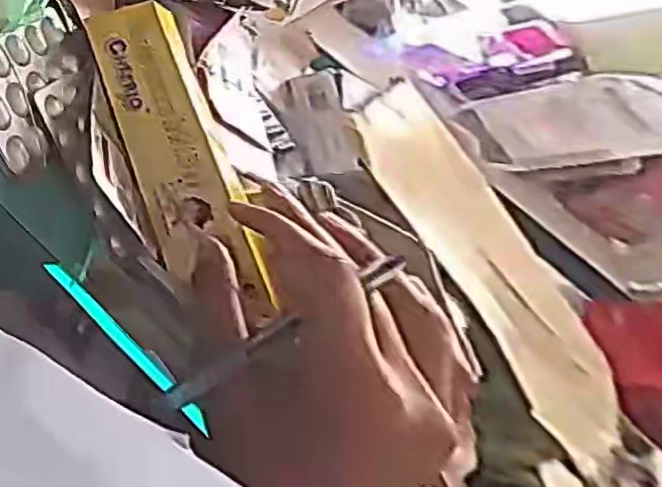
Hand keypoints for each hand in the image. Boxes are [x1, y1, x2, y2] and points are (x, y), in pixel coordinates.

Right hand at [187, 184, 477, 486]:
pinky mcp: (453, 433)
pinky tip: (393, 291)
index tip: (244, 210)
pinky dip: (415, 310)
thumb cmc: (272, 476)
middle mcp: (416, 393)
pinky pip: (450, 354)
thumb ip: (218, 305)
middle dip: (311, 230)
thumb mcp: (230, 386)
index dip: (281, 226)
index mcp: (358, 380)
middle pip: (369, 279)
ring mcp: (444, 415)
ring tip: (331, 229)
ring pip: (419, 308)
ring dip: (368, 259)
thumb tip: (208, 246)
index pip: (327, 269)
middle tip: (271, 203)